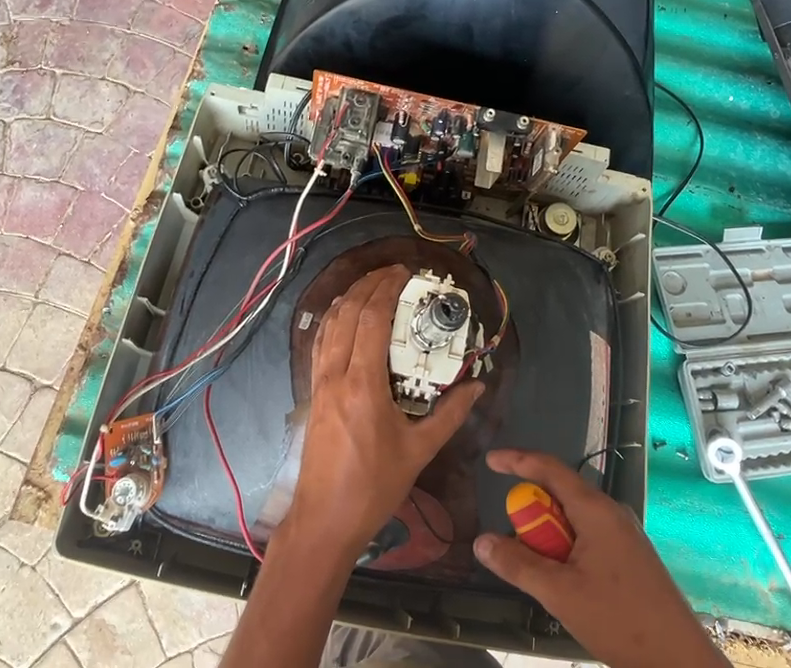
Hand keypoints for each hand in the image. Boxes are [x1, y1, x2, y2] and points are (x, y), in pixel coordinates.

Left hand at [284, 264, 482, 556]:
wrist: (324, 519)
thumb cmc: (374, 487)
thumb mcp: (420, 451)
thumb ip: (450, 415)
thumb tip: (478, 386)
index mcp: (363, 384)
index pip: (372, 320)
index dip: (387, 289)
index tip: (405, 273)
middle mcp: (336, 374)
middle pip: (348, 314)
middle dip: (369, 285)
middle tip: (394, 272)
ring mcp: (319, 383)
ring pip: (329, 326)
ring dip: (349, 298)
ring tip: (370, 284)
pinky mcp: (312, 393)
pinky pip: (320, 344)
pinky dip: (332, 321)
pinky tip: (342, 317)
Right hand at [475, 449, 728, 667]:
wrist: (677, 659)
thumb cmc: (618, 619)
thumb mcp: (559, 593)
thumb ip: (518, 564)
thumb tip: (481, 541)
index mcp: (595, 510)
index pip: (549, 468)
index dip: (517, 460)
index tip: (490, 461)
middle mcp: (610, 512)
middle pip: (560, 495)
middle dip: (533, 515)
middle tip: (517, 545)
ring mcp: (623, 534)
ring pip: (573, 520)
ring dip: (550, 539)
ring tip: (546, 577)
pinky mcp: (630, 556)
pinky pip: (587, 537)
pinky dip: (567, 551)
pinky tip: (568, 585)